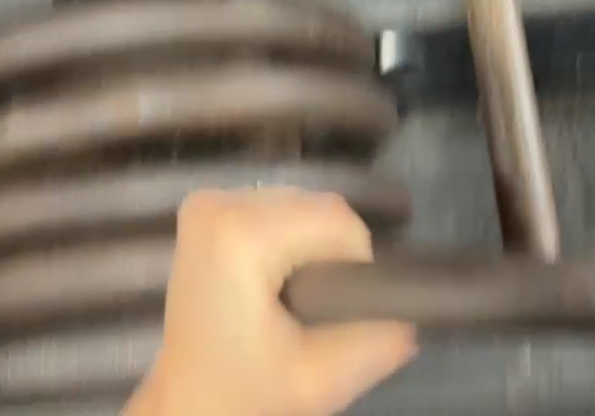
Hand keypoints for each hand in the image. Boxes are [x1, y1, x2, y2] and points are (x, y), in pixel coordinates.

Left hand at [125, 189, 417, 415]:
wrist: (182, 407)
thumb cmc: (244, 395)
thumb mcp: (318, 382)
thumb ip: (375, 342)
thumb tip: (412, 313)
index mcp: (241, 235)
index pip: (338, 220)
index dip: (356, 264)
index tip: (339, 310)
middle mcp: (220, 202)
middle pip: (319, 205)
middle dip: (332, 252)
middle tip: (316, 307)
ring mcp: (208, 200)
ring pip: (301, 201)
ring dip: (310, 241)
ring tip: (293, 294)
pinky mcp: (206, 204)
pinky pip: (276, 205)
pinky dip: (287, 235)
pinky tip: (271, 276)